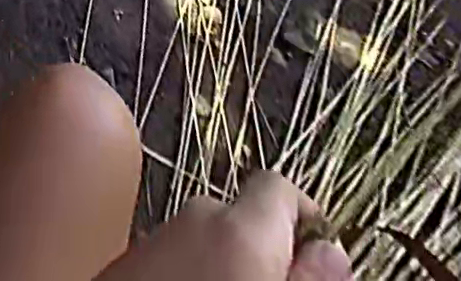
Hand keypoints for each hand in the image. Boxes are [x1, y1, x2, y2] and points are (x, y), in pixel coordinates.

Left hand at [95, 171, 350, 280]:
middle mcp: (195, 216)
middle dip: (264, 250)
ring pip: (207, 238)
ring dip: (226, 264)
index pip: (279, 188)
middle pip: (244, 216)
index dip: (306, 216)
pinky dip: (192, 272)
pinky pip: (175, 254)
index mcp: (238, 228)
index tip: (322, 254)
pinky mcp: (127, 256)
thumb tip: (333, 252)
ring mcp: (156, 233)